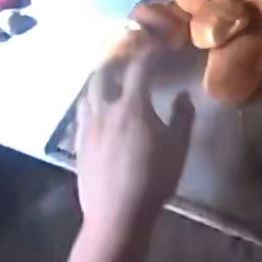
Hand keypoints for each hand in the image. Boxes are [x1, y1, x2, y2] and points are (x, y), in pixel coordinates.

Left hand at [75, 33, 194, 240]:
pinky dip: (92, 102)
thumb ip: (182, 117)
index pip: (138, 67)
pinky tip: (100, 110)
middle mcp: (105, 110)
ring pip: (88, 93)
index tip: (158, 44)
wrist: (116, 217)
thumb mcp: (178, 146)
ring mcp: (87, 128)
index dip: (148, 52)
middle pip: (103, 74)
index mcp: (132, 106)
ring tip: (111, 79)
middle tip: (129, 55)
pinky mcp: (78, 145)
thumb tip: (183, 95)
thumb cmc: (153, 179)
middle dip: (116, 60)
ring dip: (100, 80)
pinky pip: (82, 114)